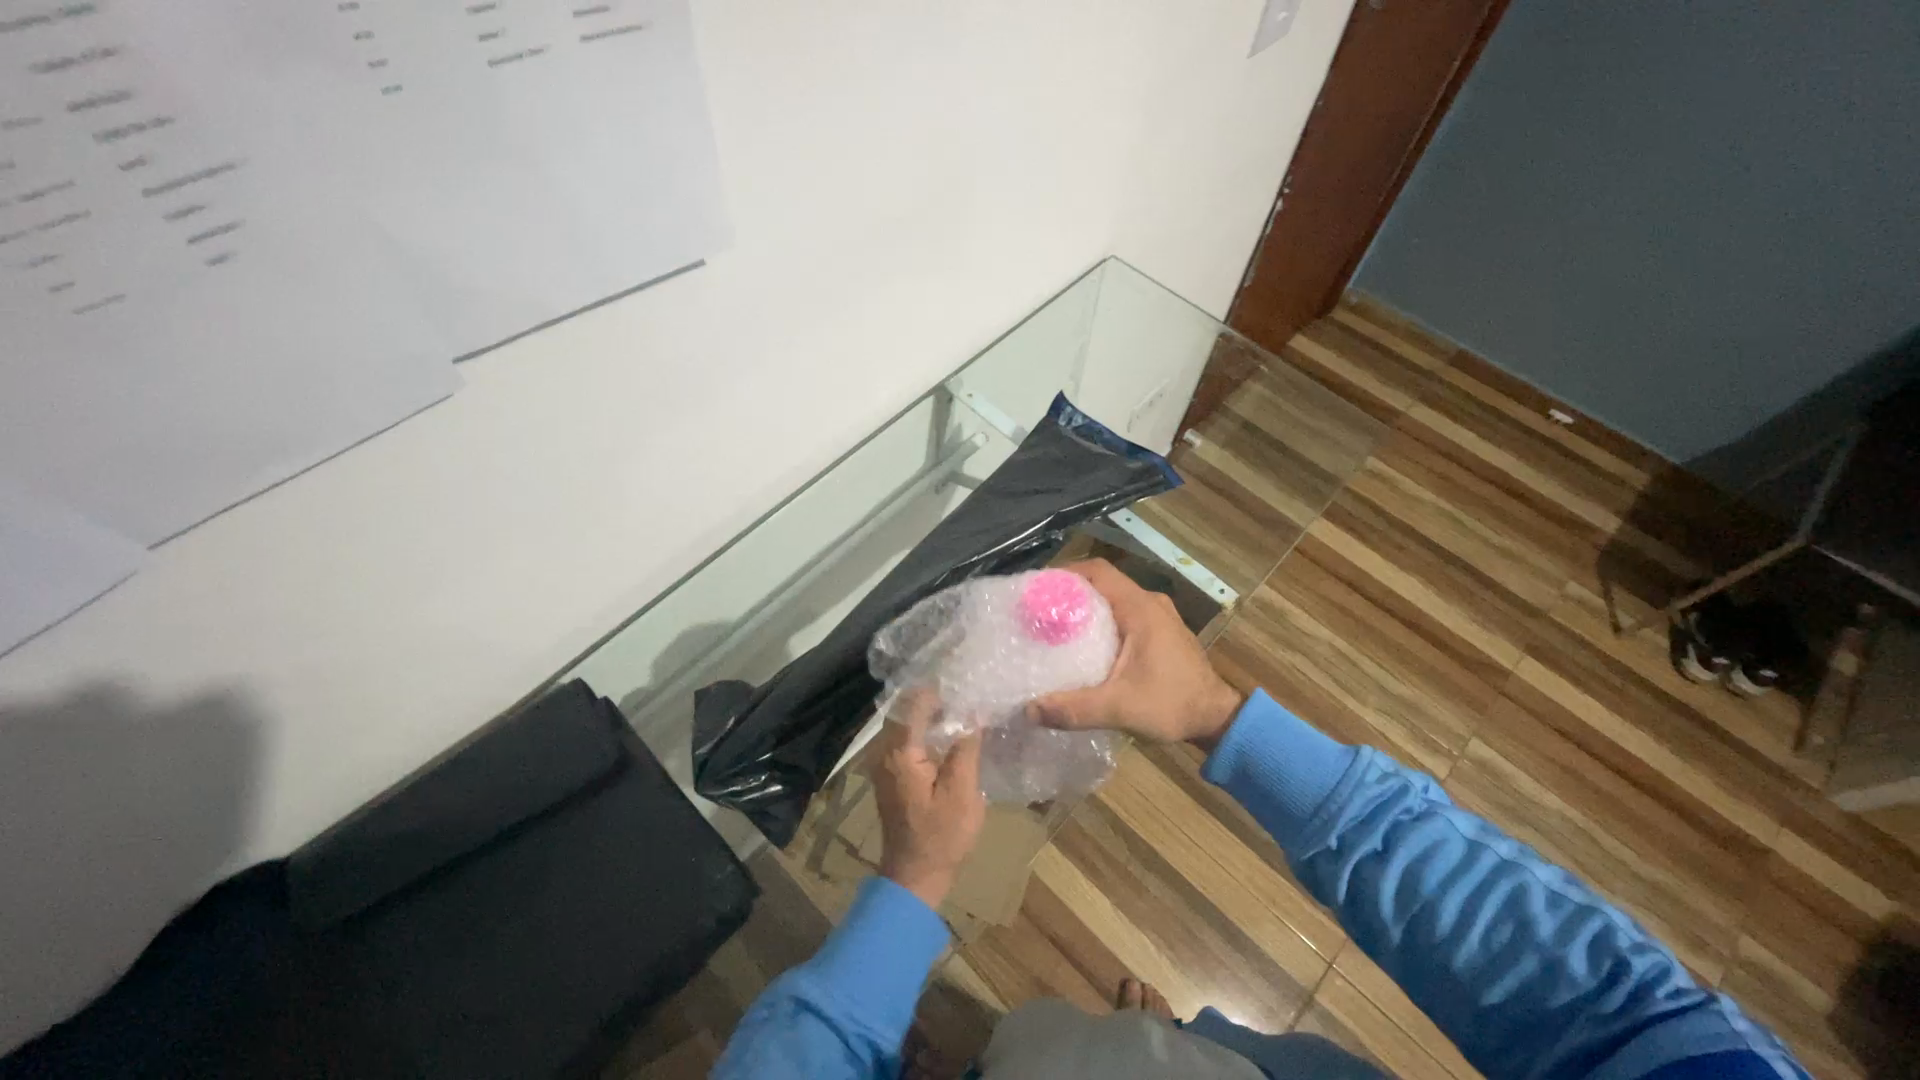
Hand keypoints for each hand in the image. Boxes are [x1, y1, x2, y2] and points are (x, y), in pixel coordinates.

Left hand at [869, 690, 986, 908]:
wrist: (914, 875)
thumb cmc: (941, 836)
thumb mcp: (962, 792)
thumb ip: (966, 748)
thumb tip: (974, 714)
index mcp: (901, 753)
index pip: (915, 704)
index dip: (938, 689)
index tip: (964, 679)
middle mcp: (884, 752)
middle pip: (904, 709)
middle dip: (932, 697)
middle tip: (965, 690)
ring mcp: (883, 764)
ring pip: (902, 723)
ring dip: (927, 712)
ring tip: (961, 707)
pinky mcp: (890, 775)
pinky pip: (903, 739)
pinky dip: (923, 729)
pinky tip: (948, 732)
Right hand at [1028, 559, 1244, 748]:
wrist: (1217, 718)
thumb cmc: (1172, 704)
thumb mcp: (1120, 708)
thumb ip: (1075, 709)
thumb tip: (1030, 711)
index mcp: (1140, 608)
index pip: (1097, 571)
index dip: (1065, 573)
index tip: (1035, 588)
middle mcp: (1149, 603)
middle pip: (1102, 583)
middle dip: (1068, 592)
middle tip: (1037, 610)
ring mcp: (1158, 617)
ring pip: (1113, 599)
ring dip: (1085, 608)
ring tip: (1053, 627)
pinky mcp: (1160, 633)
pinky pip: (1123, 614)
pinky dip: (1101, 621)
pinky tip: (1083, 645)